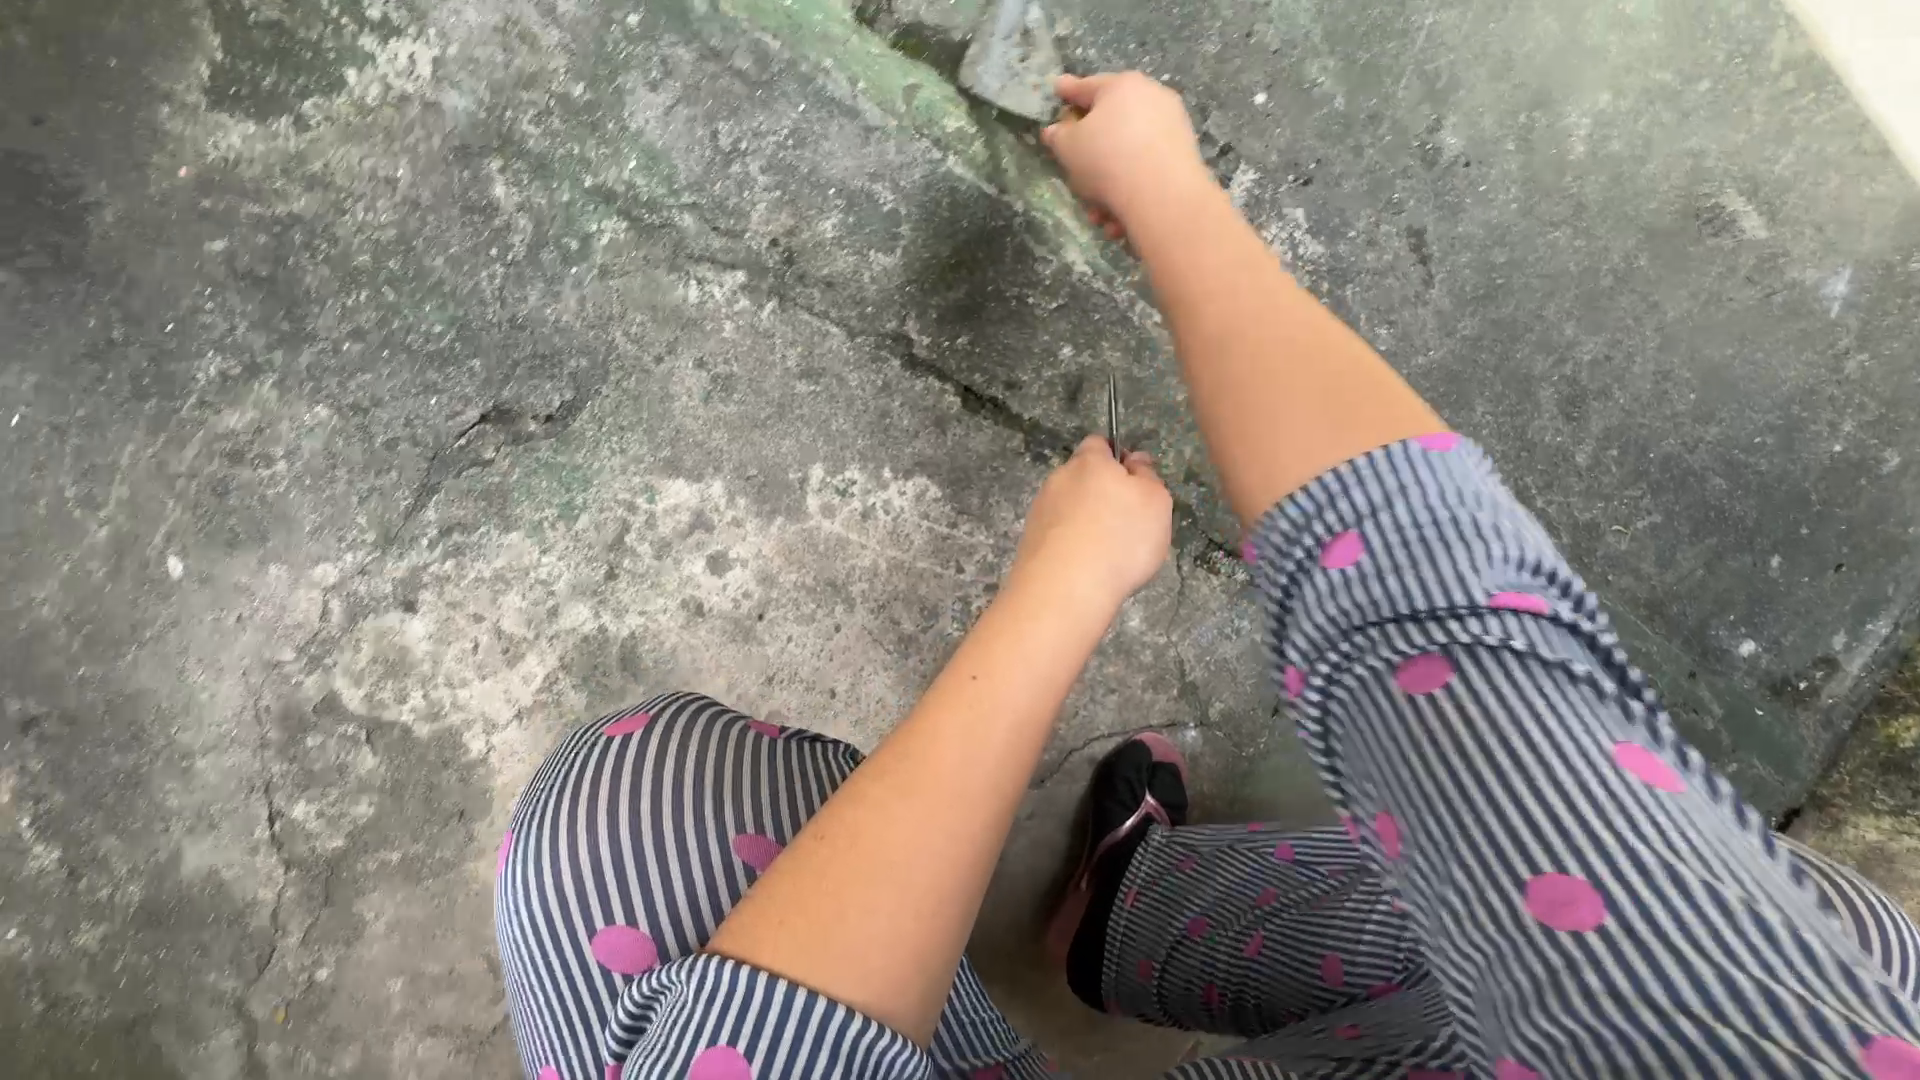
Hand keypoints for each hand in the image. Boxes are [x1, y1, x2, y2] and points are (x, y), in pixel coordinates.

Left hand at [1009, 435, 1173, 609]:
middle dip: (1103, 495)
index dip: (1118, 459)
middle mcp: (1058, 480)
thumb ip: (1147, 476)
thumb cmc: (1119, 539)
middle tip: (1127, 524)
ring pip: (1070, 509)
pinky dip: (1072, 545)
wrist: (1064, 590)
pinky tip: (1086, 567)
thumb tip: (1134, 460)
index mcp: (1088, 462)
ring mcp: (1040, 511)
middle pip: (1083, 478)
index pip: (1099, 443)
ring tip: (1106, 553)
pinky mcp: (1030, 541)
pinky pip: (1058, 535)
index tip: (1135, 485)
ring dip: (1086, 522)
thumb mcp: (1156, 502)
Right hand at [1040, 72, 1214, 240]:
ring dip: (1109, 187)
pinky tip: (1119, 220)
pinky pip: (1147, 172)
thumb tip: (1057, 130)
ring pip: (1128, 157)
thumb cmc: (1106, 161)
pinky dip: (1131, 193)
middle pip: (1111, 126)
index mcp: (1121, 86)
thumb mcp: (1069, 148)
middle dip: (1091, 159)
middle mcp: (1151, 98)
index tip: (1058, 88)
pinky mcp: (1184, 155)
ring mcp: (1171, 125)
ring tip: (1099, 214)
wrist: (1161, 194)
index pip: (1087, 87)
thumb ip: (1059, 136)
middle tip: (1077, 179)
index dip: (1068, 91)